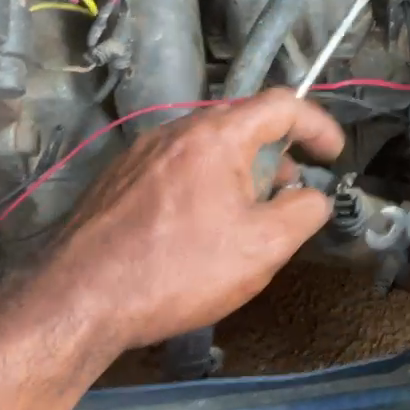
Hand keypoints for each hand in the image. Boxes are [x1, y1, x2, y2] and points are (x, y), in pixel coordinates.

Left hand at [32, 90, 344, 351]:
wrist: (74, 304)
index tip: (334, 155)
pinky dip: (208, 183)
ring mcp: (139, 155)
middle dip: (281, 152)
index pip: (282, 105)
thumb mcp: (267, 245)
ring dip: (243, 170)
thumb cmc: (179, 270)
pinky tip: (204, 228)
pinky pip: (179, 166)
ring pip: (209, 145)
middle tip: (293, 191)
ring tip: (250, 216)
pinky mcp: (117, 181)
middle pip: (244, 121)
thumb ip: (306, 210)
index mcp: (216, 137)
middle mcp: (174, 132)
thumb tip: (312, 197)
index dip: (319, 125)